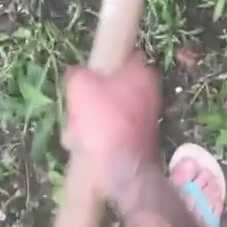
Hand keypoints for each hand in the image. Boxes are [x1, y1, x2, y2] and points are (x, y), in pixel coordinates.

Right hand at [64, 51, 161, 196]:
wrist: (122, 170)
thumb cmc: (103, 120)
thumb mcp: (80, 85)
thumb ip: (78, 73)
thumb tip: (78, 76)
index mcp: (141, 73)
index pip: (124, 56)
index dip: (104, 63)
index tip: (89, 73)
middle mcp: (150, 93)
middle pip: (113, 87)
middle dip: (92, 97)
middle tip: (77, 106)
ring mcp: (147, 119)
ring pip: (110, 111)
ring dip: (91, 120)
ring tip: (76, 131)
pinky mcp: (140, 141)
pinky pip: (113, 132)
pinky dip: (99, 138)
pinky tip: (86, 147)